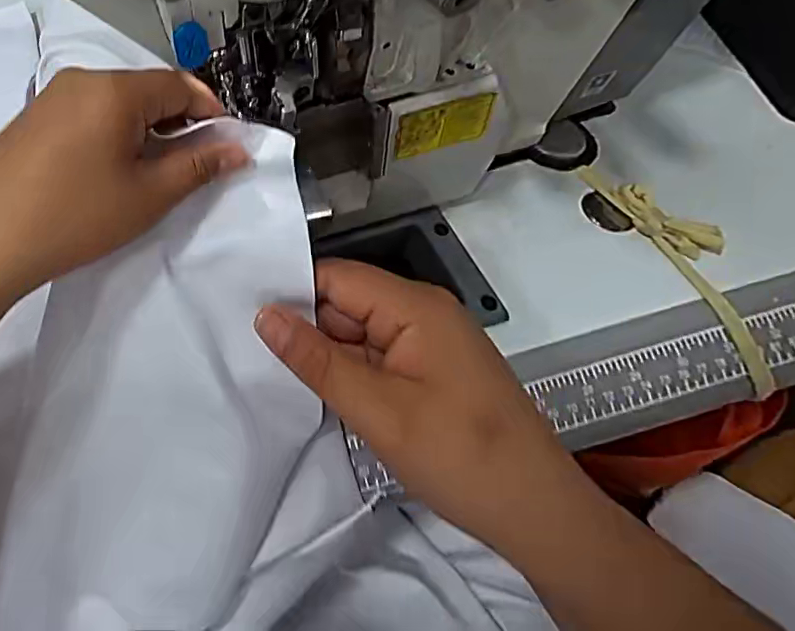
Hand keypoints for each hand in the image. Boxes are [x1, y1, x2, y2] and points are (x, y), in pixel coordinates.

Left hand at [0, 68, 250, 309]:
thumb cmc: (73, 216)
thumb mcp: (147, 195)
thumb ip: (197, 165)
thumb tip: (236, 149)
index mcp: (114, 89)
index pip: (180, 85)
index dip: (211, 113)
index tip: (223, 147)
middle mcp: (81, 80)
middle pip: (147, 90)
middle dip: (176, 122)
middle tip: (186, 168)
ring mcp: (50, 97)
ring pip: (115, 102)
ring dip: (142, 129)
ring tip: (145, 175)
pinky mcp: (31, 118)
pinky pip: (86, 113)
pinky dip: (109, 133)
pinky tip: (104, 172)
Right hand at [254, 259, 585, 543]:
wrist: (542, 518)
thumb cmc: (465, 459)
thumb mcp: (378, 411)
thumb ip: (316, 359)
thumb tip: (265, 316)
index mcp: (415, 305)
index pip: (336, 277)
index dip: (293, 294)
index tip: (252, 321)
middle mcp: (422, 310)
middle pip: (346, 302)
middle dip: (310, 330)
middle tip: (267, 362)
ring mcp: (429, 339)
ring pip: (358, 330)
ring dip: (332, 355)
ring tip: (299, 384)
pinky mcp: (431, 365)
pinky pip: (377, 353)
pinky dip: (354, 372)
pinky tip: (335, 396)